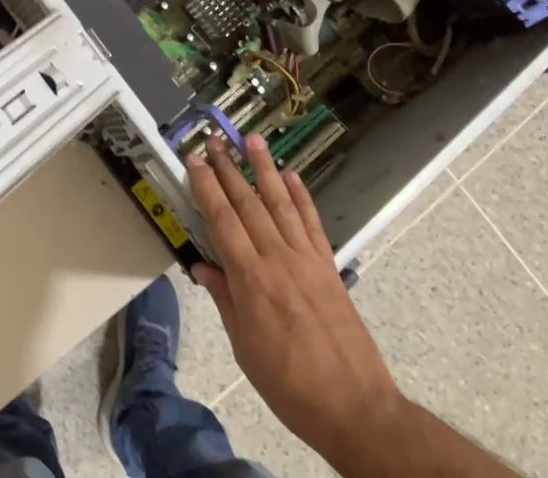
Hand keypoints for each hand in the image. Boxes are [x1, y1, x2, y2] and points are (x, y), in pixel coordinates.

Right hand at [186, 135, 405, 461]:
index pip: (222, 220)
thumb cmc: (288, 383)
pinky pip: (312, 224)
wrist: (354, 406)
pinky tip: (292, 177)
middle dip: (229, 169)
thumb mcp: (243, 346)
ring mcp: (307, 261)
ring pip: (281, 204)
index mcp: (251, 279)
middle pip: (248, 204)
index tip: (194, 160)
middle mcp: (278, 260)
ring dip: (265, 170)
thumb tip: (202, 267)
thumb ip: (225, 299)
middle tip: (215, 140)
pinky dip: (301, 197)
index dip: (206, 187)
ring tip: (253, 140)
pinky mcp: (329, 268)